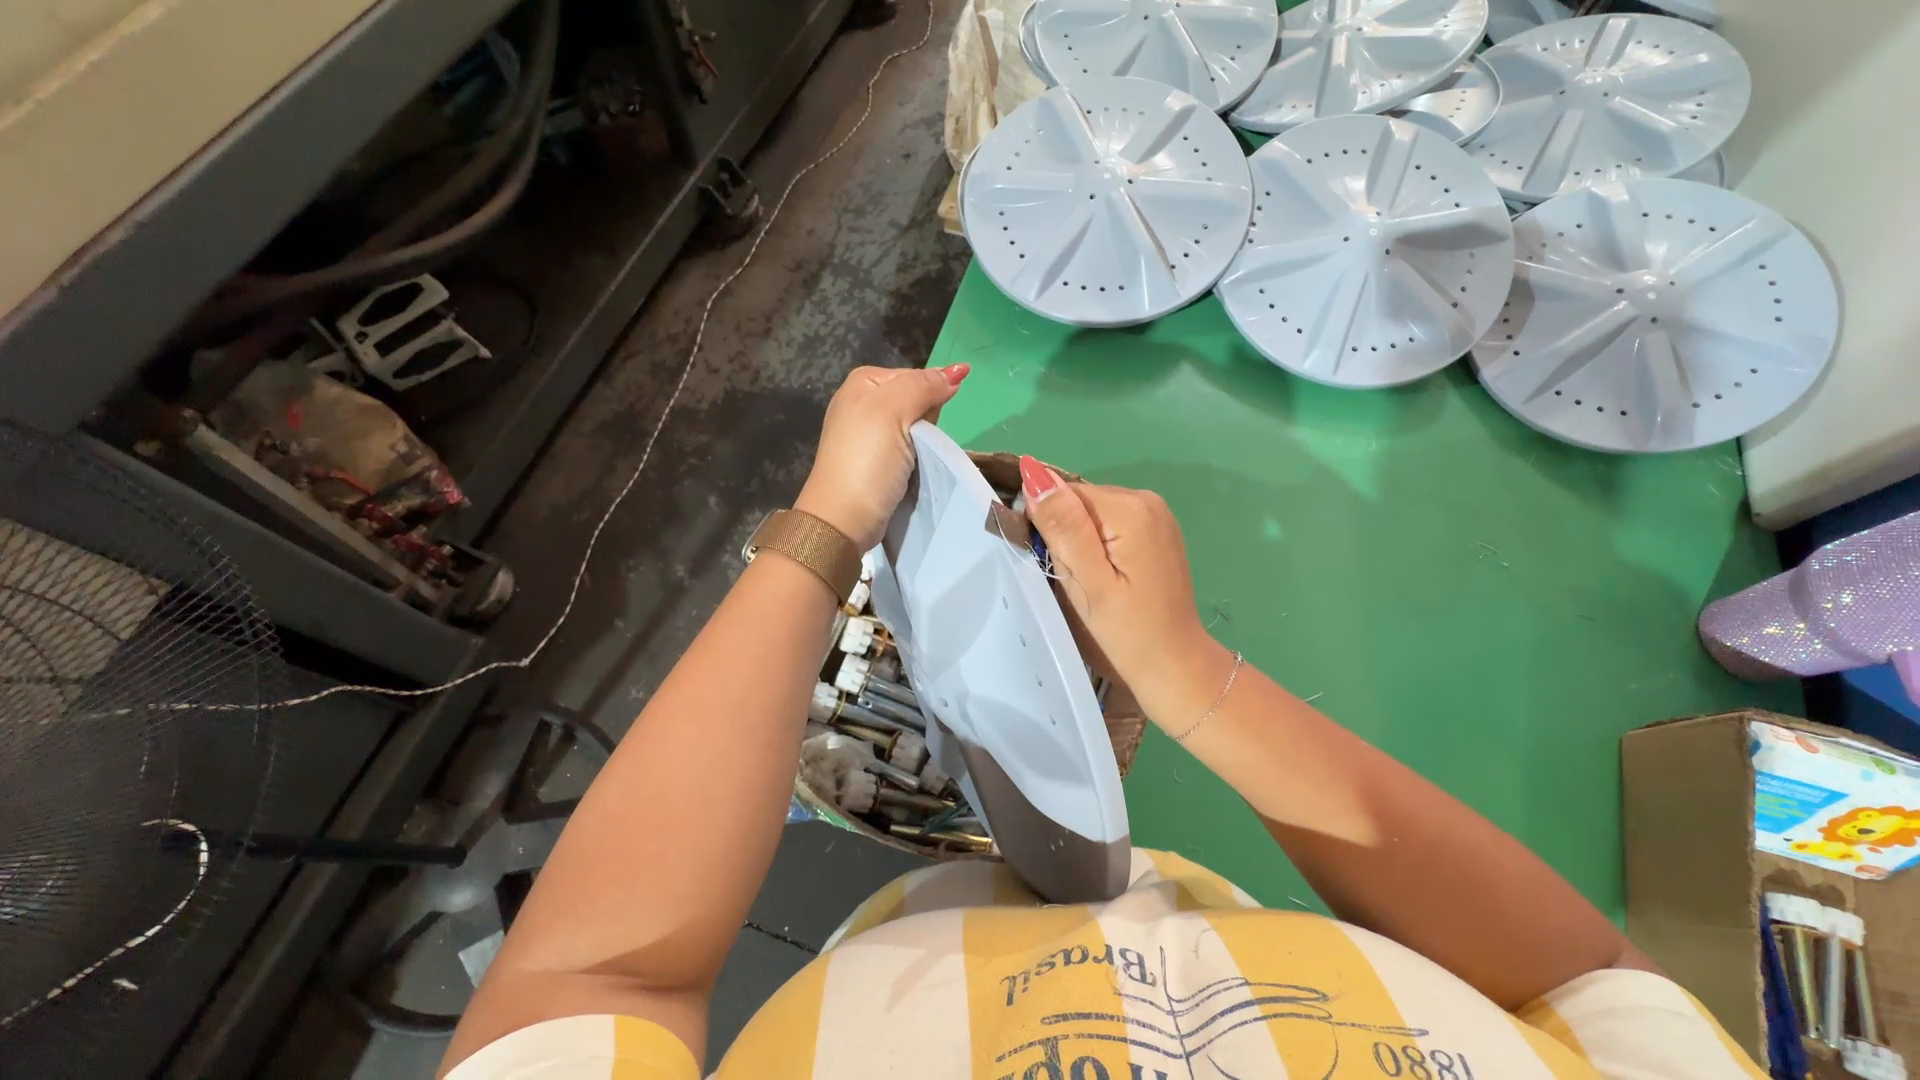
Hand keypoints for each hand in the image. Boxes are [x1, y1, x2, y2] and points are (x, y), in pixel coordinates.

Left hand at [794, 364, 969, 549]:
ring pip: (914, 427)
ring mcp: (866, 435)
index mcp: (863, 382)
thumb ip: (925, 386)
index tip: (926, 422)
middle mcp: (862, 403)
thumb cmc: (867, 458)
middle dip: (926, 419)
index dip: (930, 396)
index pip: (916, 376)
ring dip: (923, 442)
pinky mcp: (873, 461)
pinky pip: (906, 449)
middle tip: (917, 443)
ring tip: (915, 460)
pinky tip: (912, 470)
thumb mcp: (894, 411)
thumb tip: (958, 370)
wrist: (844, 517)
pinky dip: (914, 457)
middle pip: (916, 400)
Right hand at [1020, 456, 1219, 715]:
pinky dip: (1098, 545)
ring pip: (1092, 512)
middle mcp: (1147, 499)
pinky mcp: (1156, 529)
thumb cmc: (1127, 632)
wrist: (1174, 665)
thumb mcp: (1089, 583)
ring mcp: (1156, 514)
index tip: (1055, 565)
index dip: (1049, 526)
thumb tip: (1034, 473)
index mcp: (1131, 509)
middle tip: (1075, 580)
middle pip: (1080, 500)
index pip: (1064, 494)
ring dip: (1081, 541)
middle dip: (1066, 534)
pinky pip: (1110, 523)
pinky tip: (1106, 576)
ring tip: (1091, 582)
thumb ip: (1064, 526)